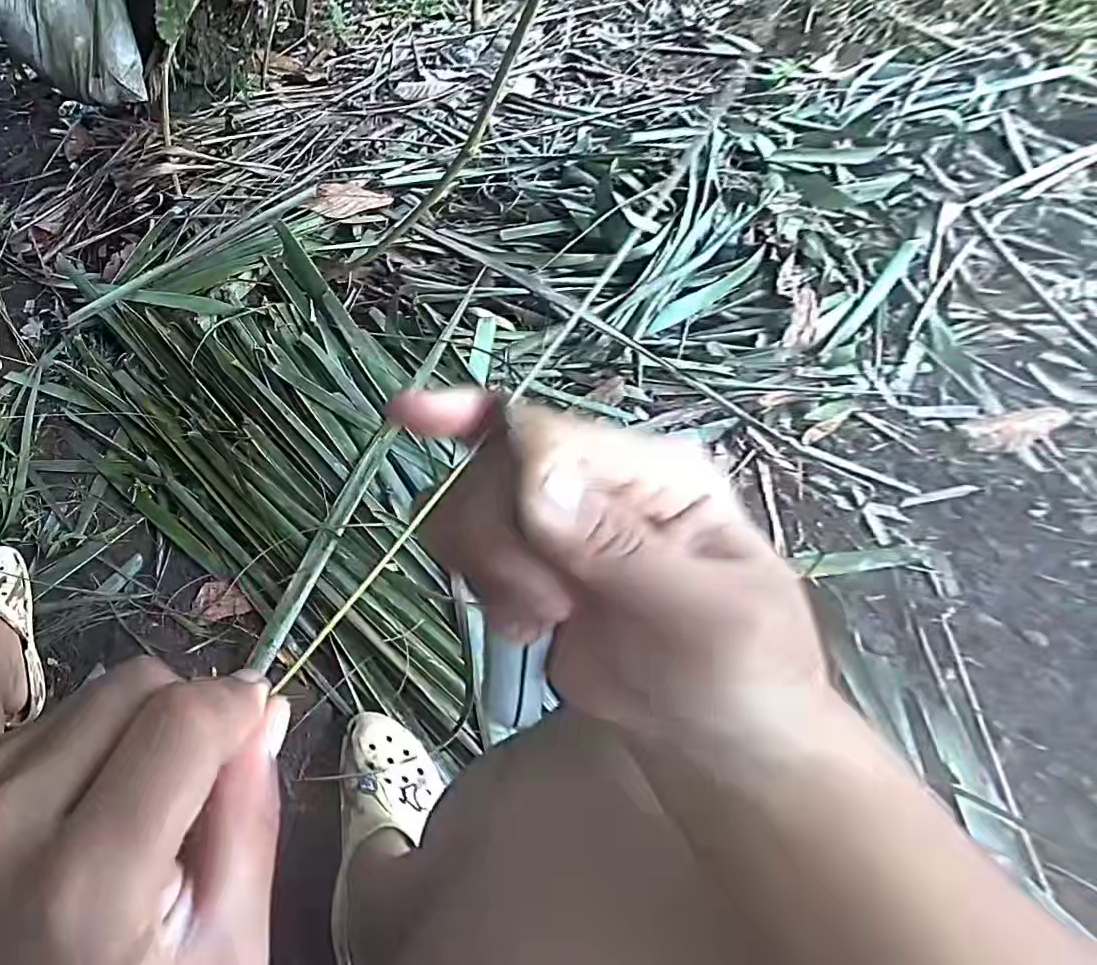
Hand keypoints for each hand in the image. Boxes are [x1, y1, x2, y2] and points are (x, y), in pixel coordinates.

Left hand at [0, 658, 290, 964]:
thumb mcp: (227, 946)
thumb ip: (248, 818)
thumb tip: (262, 706)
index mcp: (88, 881)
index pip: (175, 725)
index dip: (231, 703)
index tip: (262, 708)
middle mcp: (22, 813)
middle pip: (136, 686)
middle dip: (190, 710)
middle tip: (210, 779)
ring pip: (108, 686)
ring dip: (151, 719)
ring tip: (162, 798)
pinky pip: (77, 705)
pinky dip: (116, 729)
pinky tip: (120, 793)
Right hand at [388, 388, 831, 745]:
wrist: (704, 733)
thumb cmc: (737, 674)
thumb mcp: (705, 616)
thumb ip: (619, 546)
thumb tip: (533, 482)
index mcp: (648, 471)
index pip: (544, 430)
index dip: (471, 416)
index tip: (407, 412)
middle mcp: (585, 478)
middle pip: (486, 471)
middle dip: (500, 544)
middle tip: (551, 606)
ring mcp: (543, 515)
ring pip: (459, 507)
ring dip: (487, 569)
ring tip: (545, 616)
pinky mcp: (510, 553)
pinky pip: (454, 544)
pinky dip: (476, 585)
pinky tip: (525, 622)